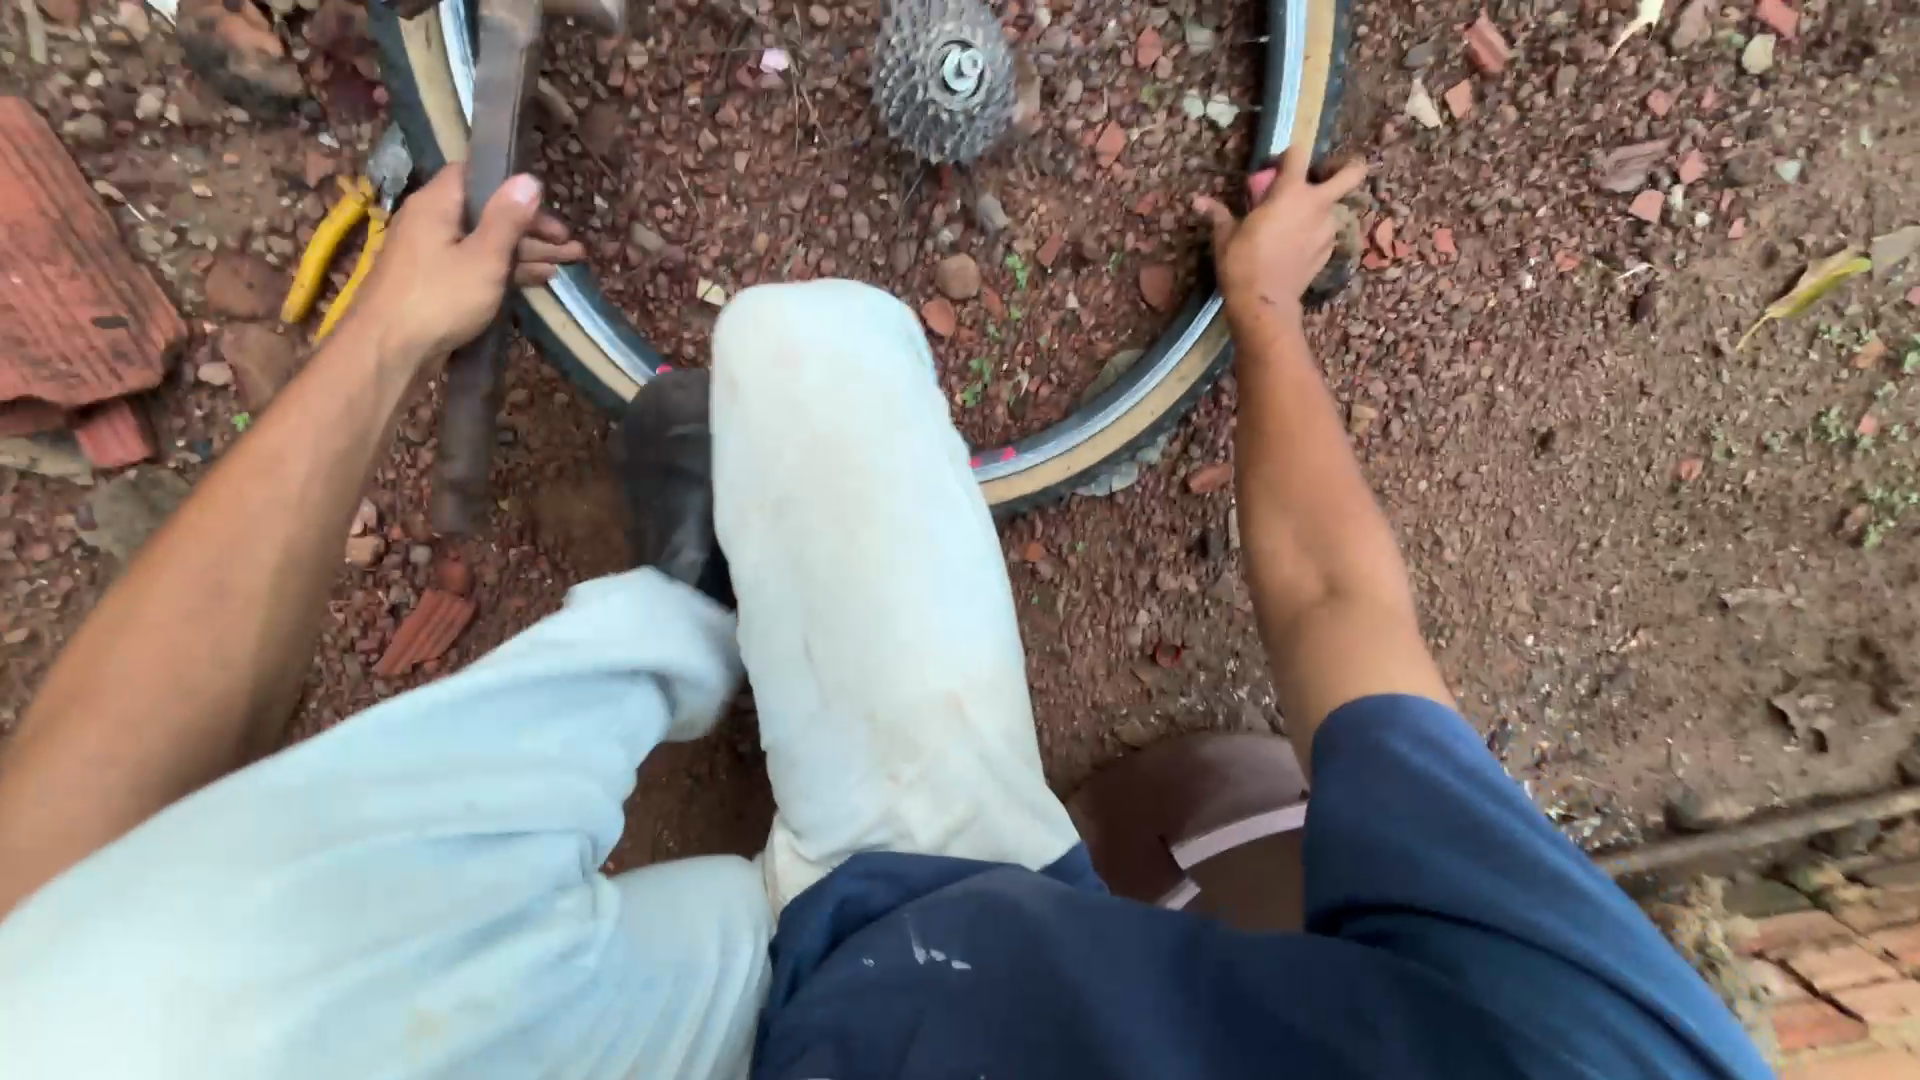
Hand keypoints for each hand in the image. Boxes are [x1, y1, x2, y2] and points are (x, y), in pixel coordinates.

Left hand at [350, 164, 586, 366]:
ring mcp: (435, 254)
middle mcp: (433, 223)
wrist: (391, 348)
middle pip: (487, 214)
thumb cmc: (440, 298)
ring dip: (528, 251)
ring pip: (488, 243)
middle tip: (570, 244)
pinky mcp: (441, 283)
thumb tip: (529, 179)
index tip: (547, 206)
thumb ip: (507, 219)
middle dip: (531, 227)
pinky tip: (540, 278)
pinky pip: (481, 266)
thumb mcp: (483, 257)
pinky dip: (510, 269)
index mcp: (437, 205)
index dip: (512, 187)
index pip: (474, 176)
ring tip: (569, 262)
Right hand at [1193, 149, 1366, 325]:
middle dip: (1344, 166)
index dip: (1287, 155)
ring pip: (1335, 206)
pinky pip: (1327, 233)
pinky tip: (1296, 248)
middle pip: (1352, 171)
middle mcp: (1317, 204)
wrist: (1264, 302)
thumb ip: (1218, 214)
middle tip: (1320, 178)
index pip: (1299, 152)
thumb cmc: (1242, 264)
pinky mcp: (1329, 251)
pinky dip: (1315, 234)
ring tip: (1296, 224)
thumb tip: (1197, 201)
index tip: (1273, 170)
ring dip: (1320, 209)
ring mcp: (1327, 229)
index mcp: (1291, 192)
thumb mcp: (1226, 237)